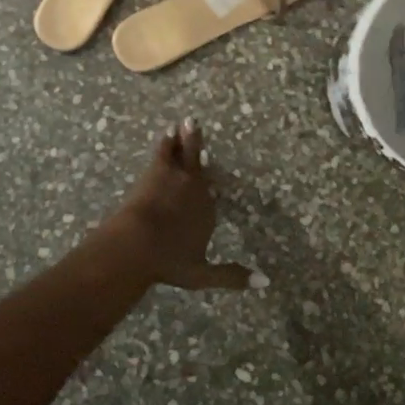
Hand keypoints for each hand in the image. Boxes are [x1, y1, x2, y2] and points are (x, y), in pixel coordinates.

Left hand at [100, 120, 258, 290]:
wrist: (139, 244)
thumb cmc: (170, 262)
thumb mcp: (202, 274)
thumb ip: (232, 276)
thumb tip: (265, 282)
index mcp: (208, 212)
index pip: (211, 196)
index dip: (209, 186)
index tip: (210, 174)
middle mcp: (197, 189)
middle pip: (201, 166)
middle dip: (199, 148)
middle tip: (198, 127)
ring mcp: (177, 177)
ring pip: (185, 152)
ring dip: (185, 138)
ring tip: (188, 122)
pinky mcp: (157, 170)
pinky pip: (165, 151)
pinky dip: (168, 141)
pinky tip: (168, 131)